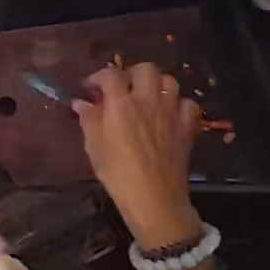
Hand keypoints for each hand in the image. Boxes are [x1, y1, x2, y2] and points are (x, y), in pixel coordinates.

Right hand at [73, 63, 202, 249]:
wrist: (155, 200)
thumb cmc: (118, 176)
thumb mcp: (95, 149)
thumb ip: (89, 121)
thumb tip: (82, 103)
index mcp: (121, 104)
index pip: (110, 74)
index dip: (98, 77)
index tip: (91, 88)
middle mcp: (148, 100)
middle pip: (145, 68)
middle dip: (131, 74)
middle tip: (123, 89)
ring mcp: (171, 112)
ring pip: (169, 81)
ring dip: (156, 85)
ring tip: (147, 97)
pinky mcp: (187, 126)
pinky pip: (188, 104)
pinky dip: (179, 104)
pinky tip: (170, 114)